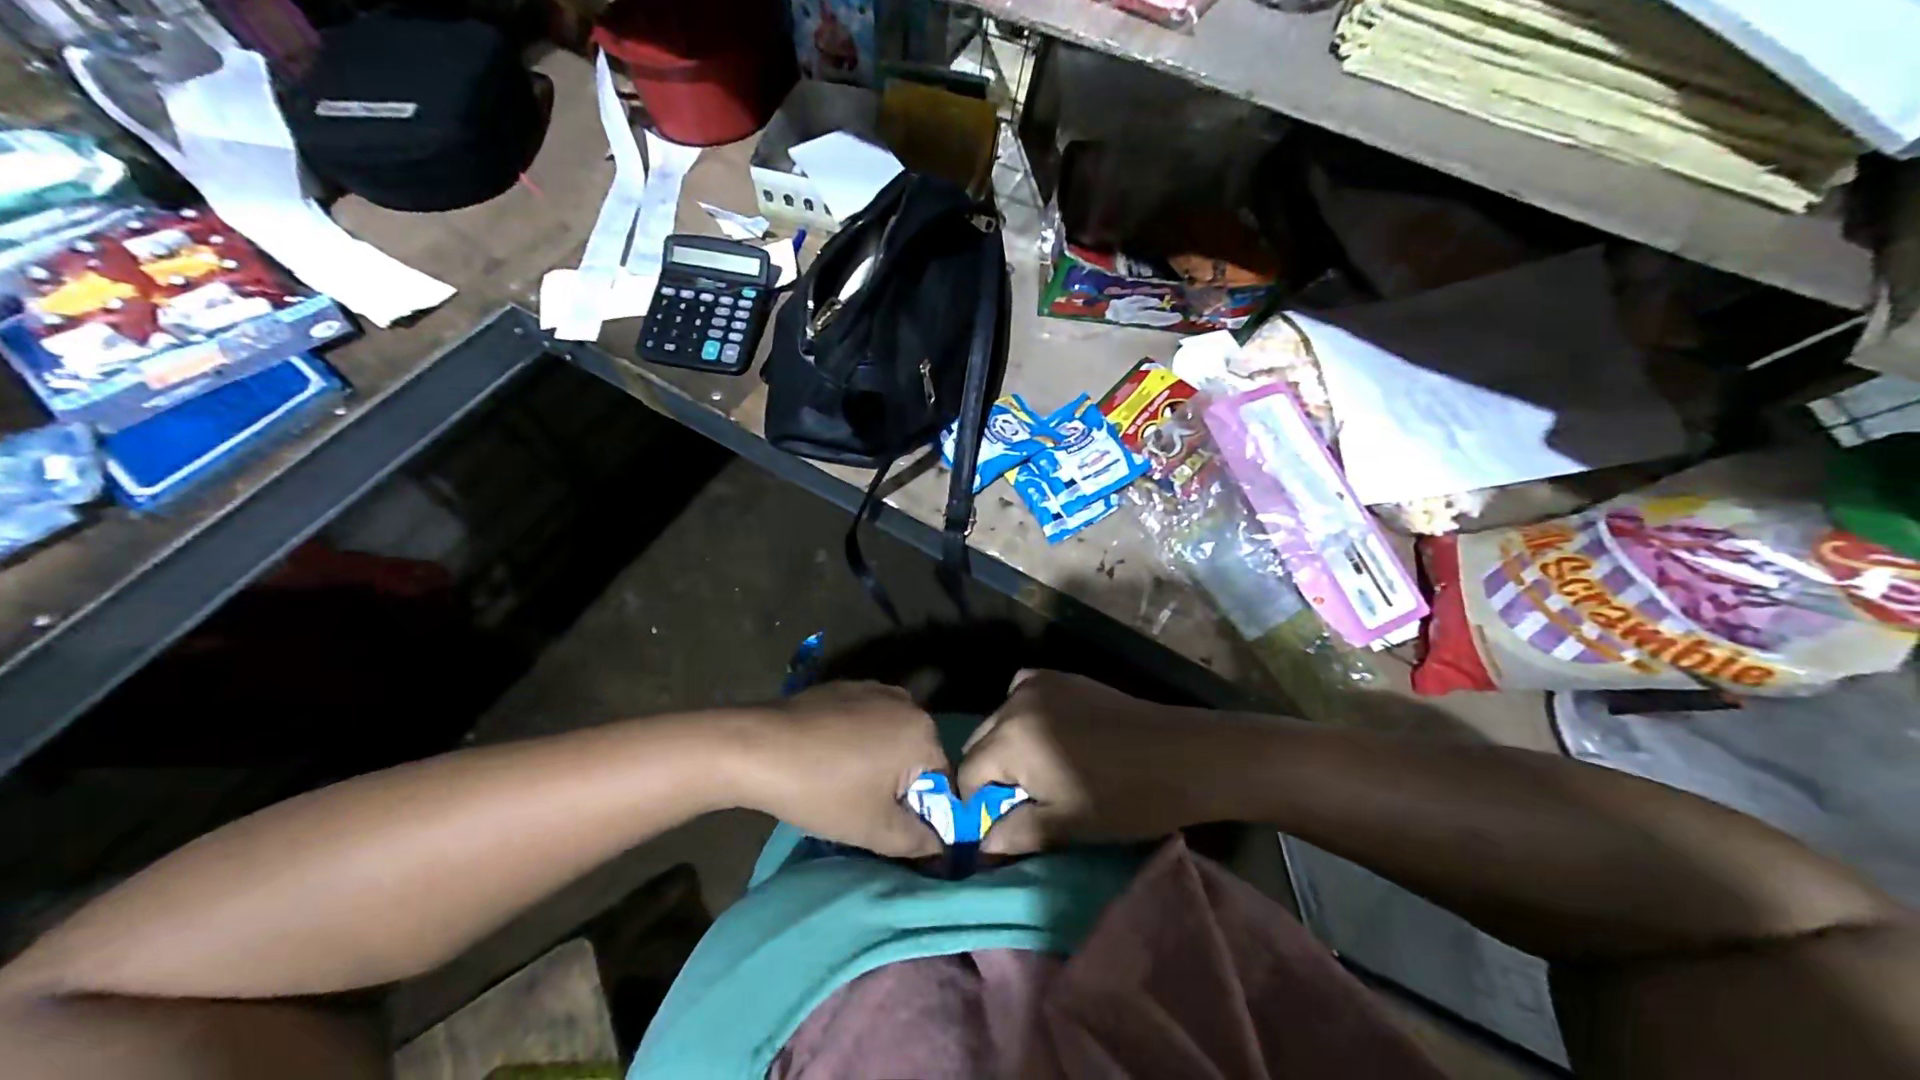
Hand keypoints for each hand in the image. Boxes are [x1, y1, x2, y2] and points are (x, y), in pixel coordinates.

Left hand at [728, 681, 947, 857]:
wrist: (756, 748)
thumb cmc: (823, 790)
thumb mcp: (875, 829)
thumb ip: (918, 841)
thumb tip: (940, 846)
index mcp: (923, 733)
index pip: (942, 781)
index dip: (923, 811)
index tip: (894, 829)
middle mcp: (907, 703)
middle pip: (917, 756)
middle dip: (901, 785)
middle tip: (867, 811)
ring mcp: (873, 689)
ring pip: (890, 738)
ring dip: (879, 763)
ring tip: (844, 786)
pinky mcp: (843, 687)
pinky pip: (865, 721)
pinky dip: (857, 741)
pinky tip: (827, 760)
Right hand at [958, 670, 1280, 853]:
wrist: (1184, 756)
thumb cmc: (1125, 799)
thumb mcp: (1065, 826)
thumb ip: (1014, 833)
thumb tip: (981, 847)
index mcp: (1010, 739)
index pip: (966, 774)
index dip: (977, 805)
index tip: (999, 823)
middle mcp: (1015, 702)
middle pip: (979, 743)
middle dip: (990, 774)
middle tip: (1022, 801)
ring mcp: (1040, 683)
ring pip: (1000, 719)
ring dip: (1006, 745)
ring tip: (1037, 771)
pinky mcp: (1063, 677)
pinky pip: (1023, 693)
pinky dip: (1024, 714)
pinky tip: (1047, 733)